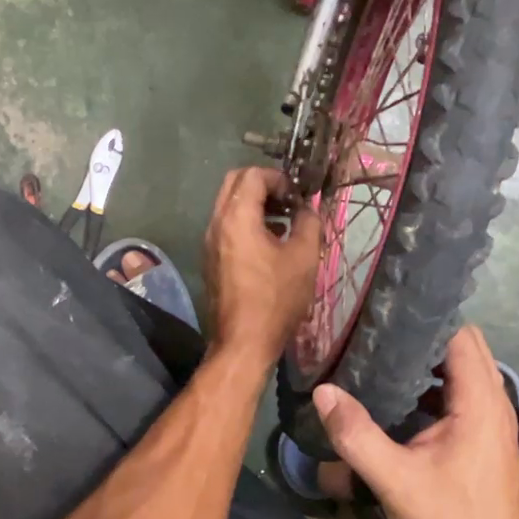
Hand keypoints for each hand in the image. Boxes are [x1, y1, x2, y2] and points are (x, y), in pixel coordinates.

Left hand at [203, 167, 321, 361]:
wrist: (243, 342)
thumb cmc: (276, 299)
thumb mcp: (304, 258)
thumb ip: (309, 223)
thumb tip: (308, 208)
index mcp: (236, 218)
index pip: (252, 175)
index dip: (278, 178)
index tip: (298, 195)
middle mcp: (216, 224)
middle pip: (234, 184)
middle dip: (263, 185)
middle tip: (289, 201)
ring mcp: (209, 243)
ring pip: (228, 206)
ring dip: (255, 205)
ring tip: (285, 222)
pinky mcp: (211, 259)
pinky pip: (227, 227)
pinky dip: (247, 223)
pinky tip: (271, 243)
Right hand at [312, 326, 518, 518]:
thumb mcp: (395, 480)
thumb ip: (356, 434)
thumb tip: (323, 391)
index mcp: (480, 403)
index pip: (459, 334)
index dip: (425, 317)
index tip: (383, 310)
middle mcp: (493, 404)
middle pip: (463, 347)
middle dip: (422, 334)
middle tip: (374, 330)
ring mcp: (492, 423)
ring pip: (462, 371)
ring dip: (427, 360)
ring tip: (379, 353)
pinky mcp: (483, 439)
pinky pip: (459, 394)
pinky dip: (432, 384)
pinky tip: (396, 394)